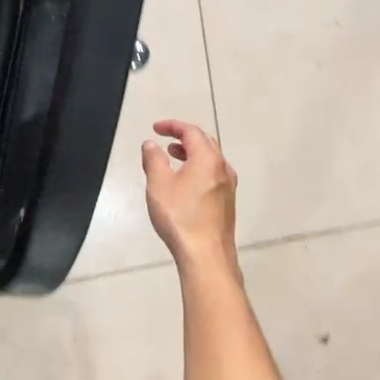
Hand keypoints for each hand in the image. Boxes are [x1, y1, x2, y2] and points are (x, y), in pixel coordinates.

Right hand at [141, 119, 238, 271]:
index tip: (155, 127)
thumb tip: (151, 144)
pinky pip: (213, 174)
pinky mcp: (227, 201)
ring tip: (173, 156)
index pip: (191, 131)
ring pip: (211, 159)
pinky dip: (198, 167)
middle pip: (206, 142)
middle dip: (184, 136)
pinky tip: (185, 181)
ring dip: (192, 152)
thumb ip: (154, 160)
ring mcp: (228, 186)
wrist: (206, 254)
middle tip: (165, 139)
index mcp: (208, 159)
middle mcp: (223, 168)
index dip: (173, 126)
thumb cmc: (180, 217)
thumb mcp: (158, 185)